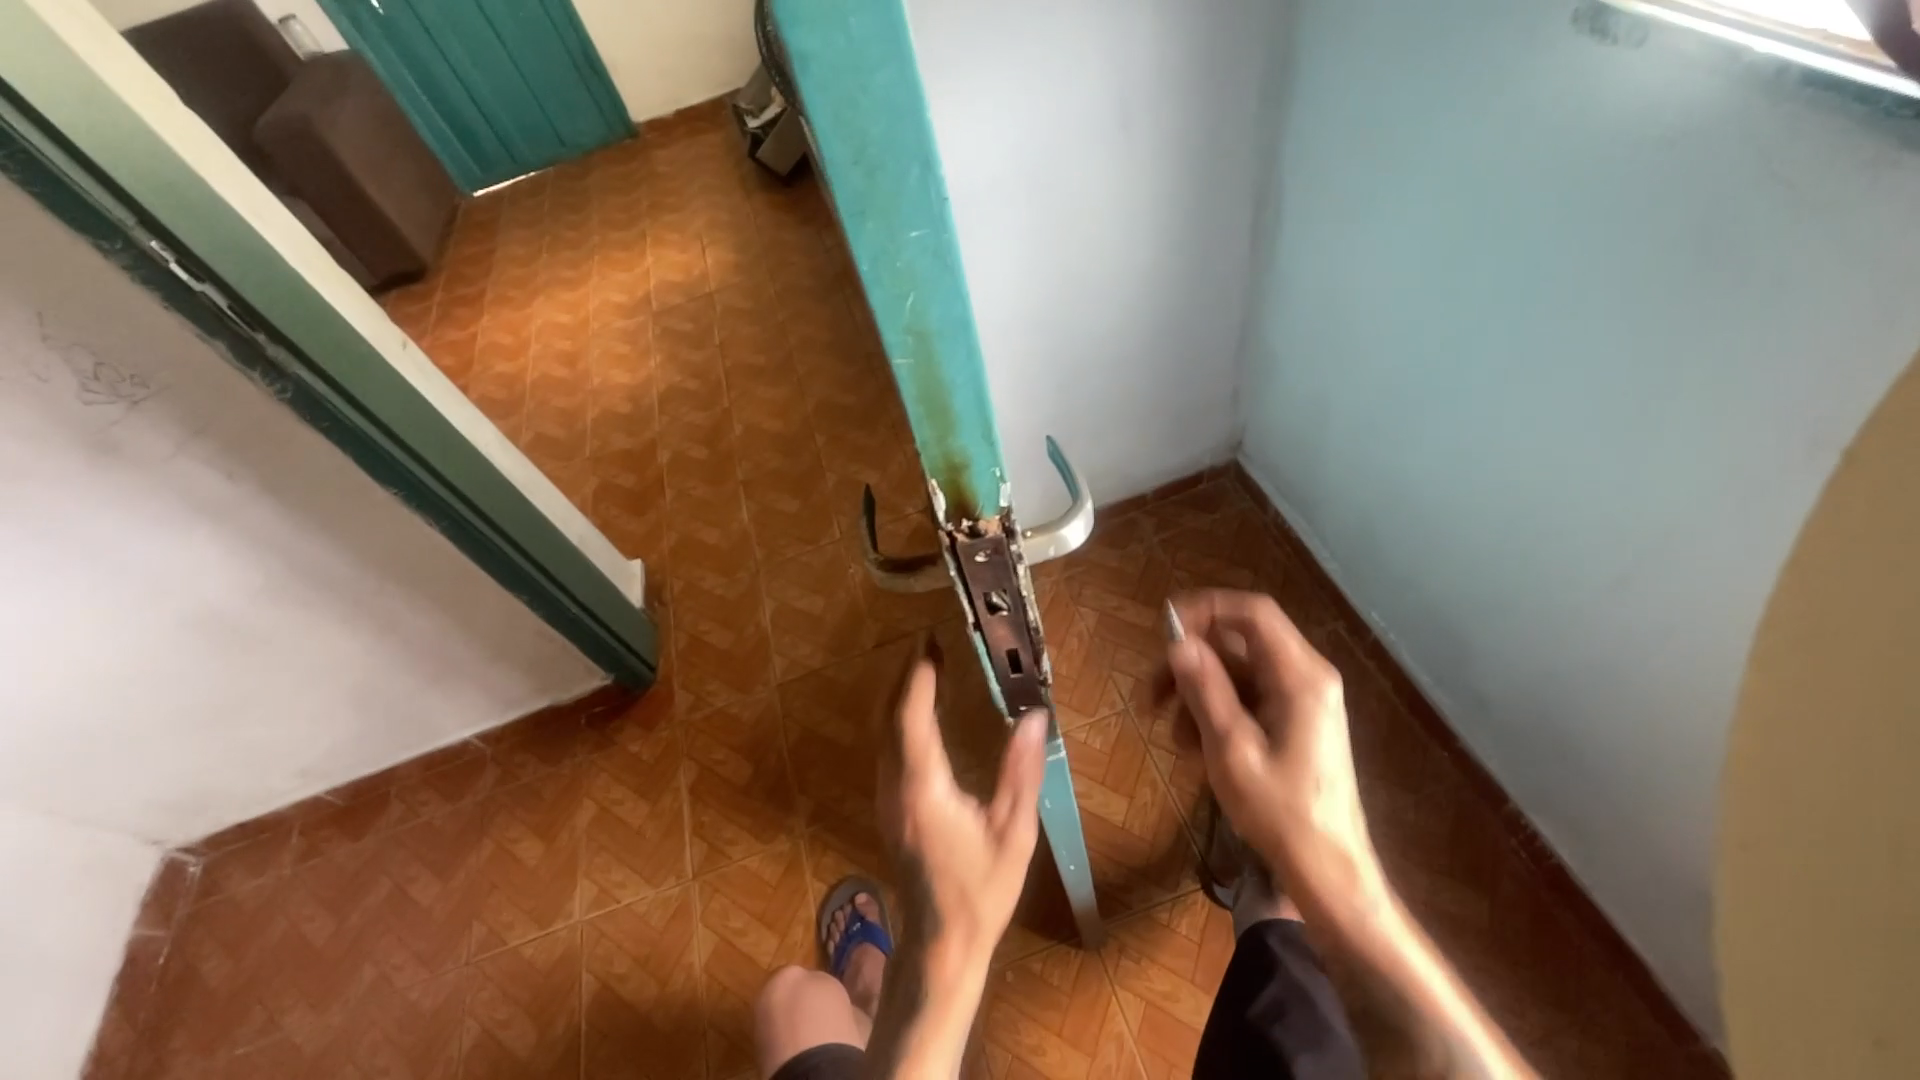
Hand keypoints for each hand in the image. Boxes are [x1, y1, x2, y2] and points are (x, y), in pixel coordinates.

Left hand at [877, 643, 1047, 969]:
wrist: (942, 940)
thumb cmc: (982, 889)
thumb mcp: (1014, 832)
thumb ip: (1022, 772)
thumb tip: (1034, 717)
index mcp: (924, 789)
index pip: (911, 718)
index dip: (918, 677)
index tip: (929, 642)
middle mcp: (895, 787)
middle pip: (888, 718)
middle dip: (905, 676)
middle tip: (928, 642)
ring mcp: (886, 799)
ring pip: (882, 733)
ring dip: (900, 695)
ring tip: (927, 667)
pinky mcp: (889, 808)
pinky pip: (887, 749)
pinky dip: (900, 719)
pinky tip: (921, 713)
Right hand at [1159, 589, 1383, 913]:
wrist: (1329, 868)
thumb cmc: (1281, 811)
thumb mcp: (1231, 749)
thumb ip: (1206, 690)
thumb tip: (1179, 643)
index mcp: (1300, 676)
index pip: (1252, 613)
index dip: (1205, 610)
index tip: (1164, 632)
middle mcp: (1306, 677)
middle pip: (1238, 643)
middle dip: (1191, 664)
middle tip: (1152, 696)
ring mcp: (1302, 699)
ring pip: (1238, 672)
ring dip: (1198, 694)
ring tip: (1174, 736)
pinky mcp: (1295, 720)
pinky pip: (1248, 698)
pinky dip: (1216, 712)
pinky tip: (1195, 747)